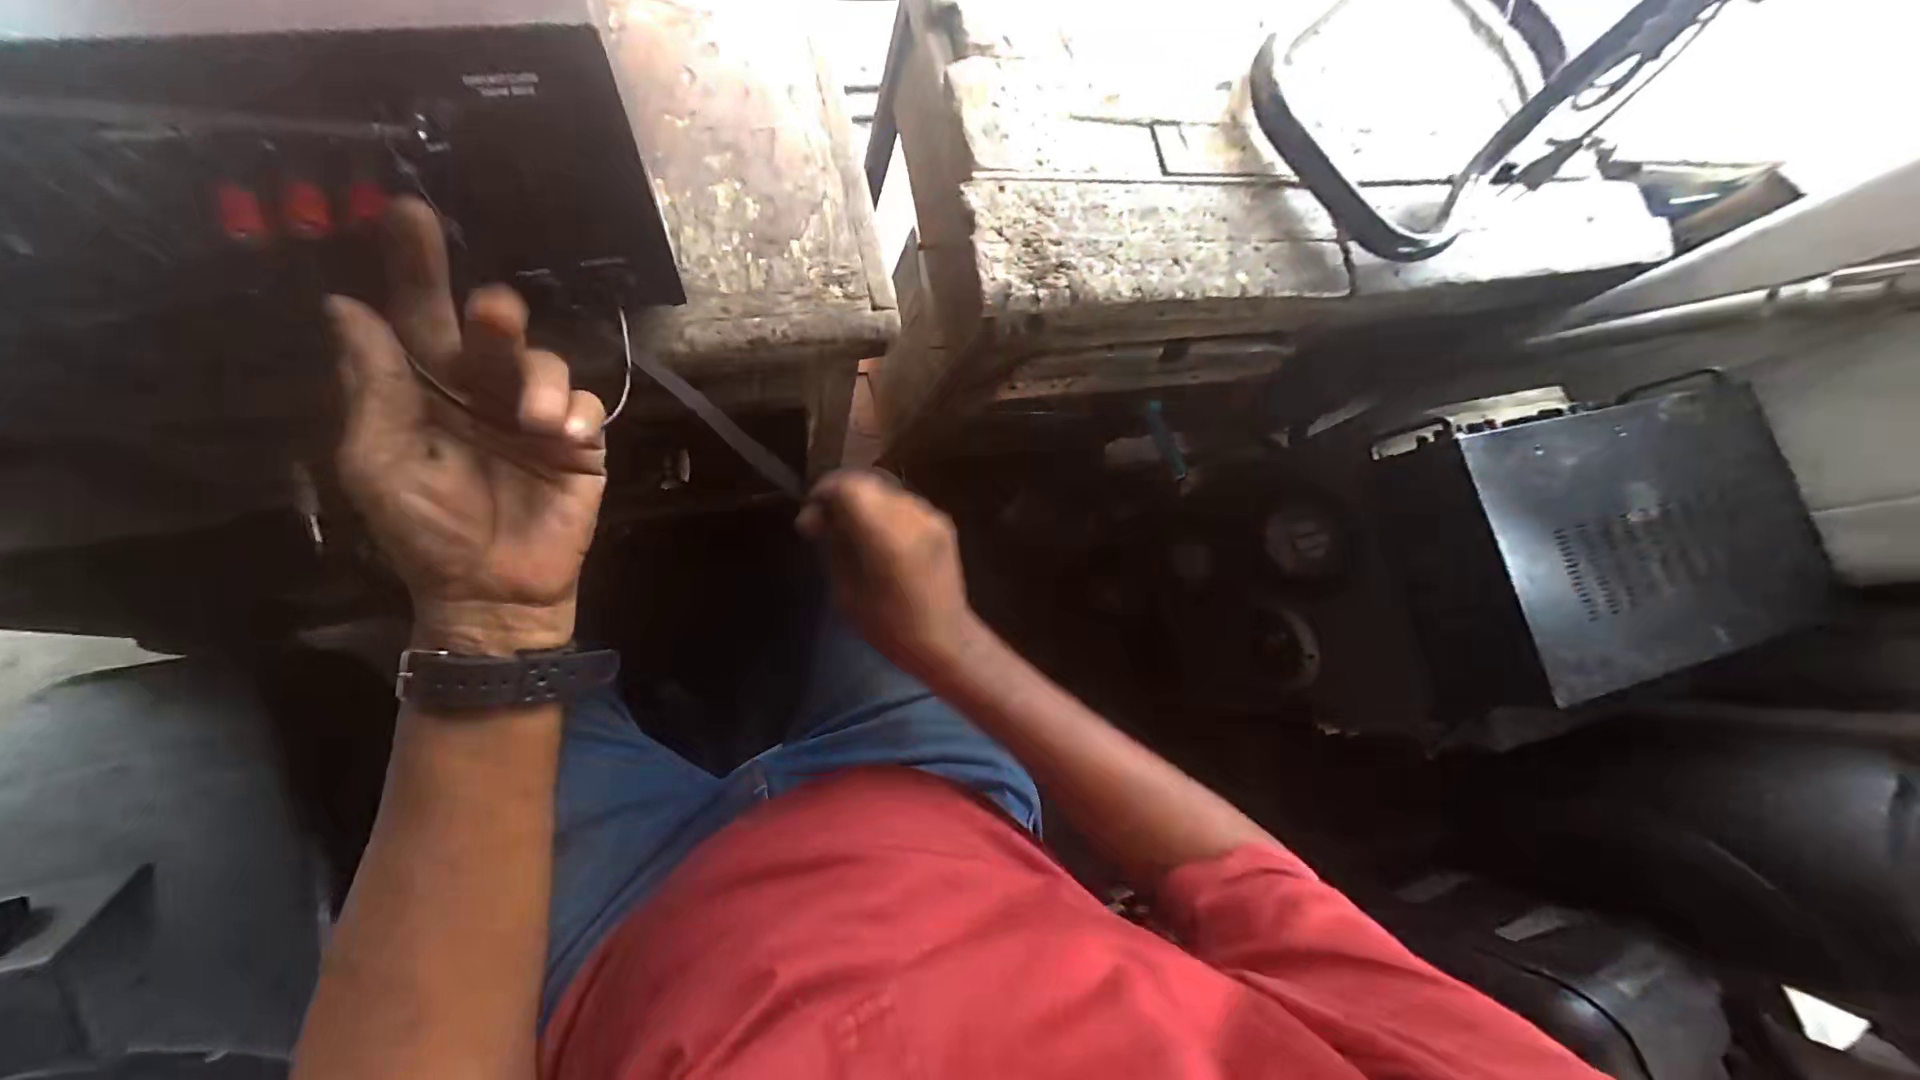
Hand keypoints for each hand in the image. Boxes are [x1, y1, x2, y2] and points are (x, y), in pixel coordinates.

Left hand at [333, 198, 607, 655]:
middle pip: (493, 331)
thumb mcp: (379, 461)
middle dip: (495, 315)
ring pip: (547, 364)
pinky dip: (575, 416)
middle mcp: (483, 394)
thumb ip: (374, 387)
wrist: (494, 590)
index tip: (409, 214)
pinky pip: (586, 409)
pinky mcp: (581, 445)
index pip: (418, 318)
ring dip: (540, 381)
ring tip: (532, 423)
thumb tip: (346, 308)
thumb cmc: (428, 531)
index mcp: (427, 391)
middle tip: (493, 313)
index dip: (414, 268)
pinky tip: (563, 440)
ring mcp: (536, 419)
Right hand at [796, 470, 977, 675]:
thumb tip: (818, 518)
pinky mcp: (943, 524)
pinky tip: (879, 539)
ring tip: (852, 534)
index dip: (824, 493)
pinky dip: (885, 513)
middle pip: (867, 484)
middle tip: (825, 526)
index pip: (848, 487)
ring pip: (886, 493)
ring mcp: (932, 517)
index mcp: (886, 537)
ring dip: (864, 505)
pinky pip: (904, 505)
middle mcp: (912, 517)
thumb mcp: (846, 591)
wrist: (945, 640)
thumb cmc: (889, 626)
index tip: (811, 517)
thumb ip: (834, 546)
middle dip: (841, 498)